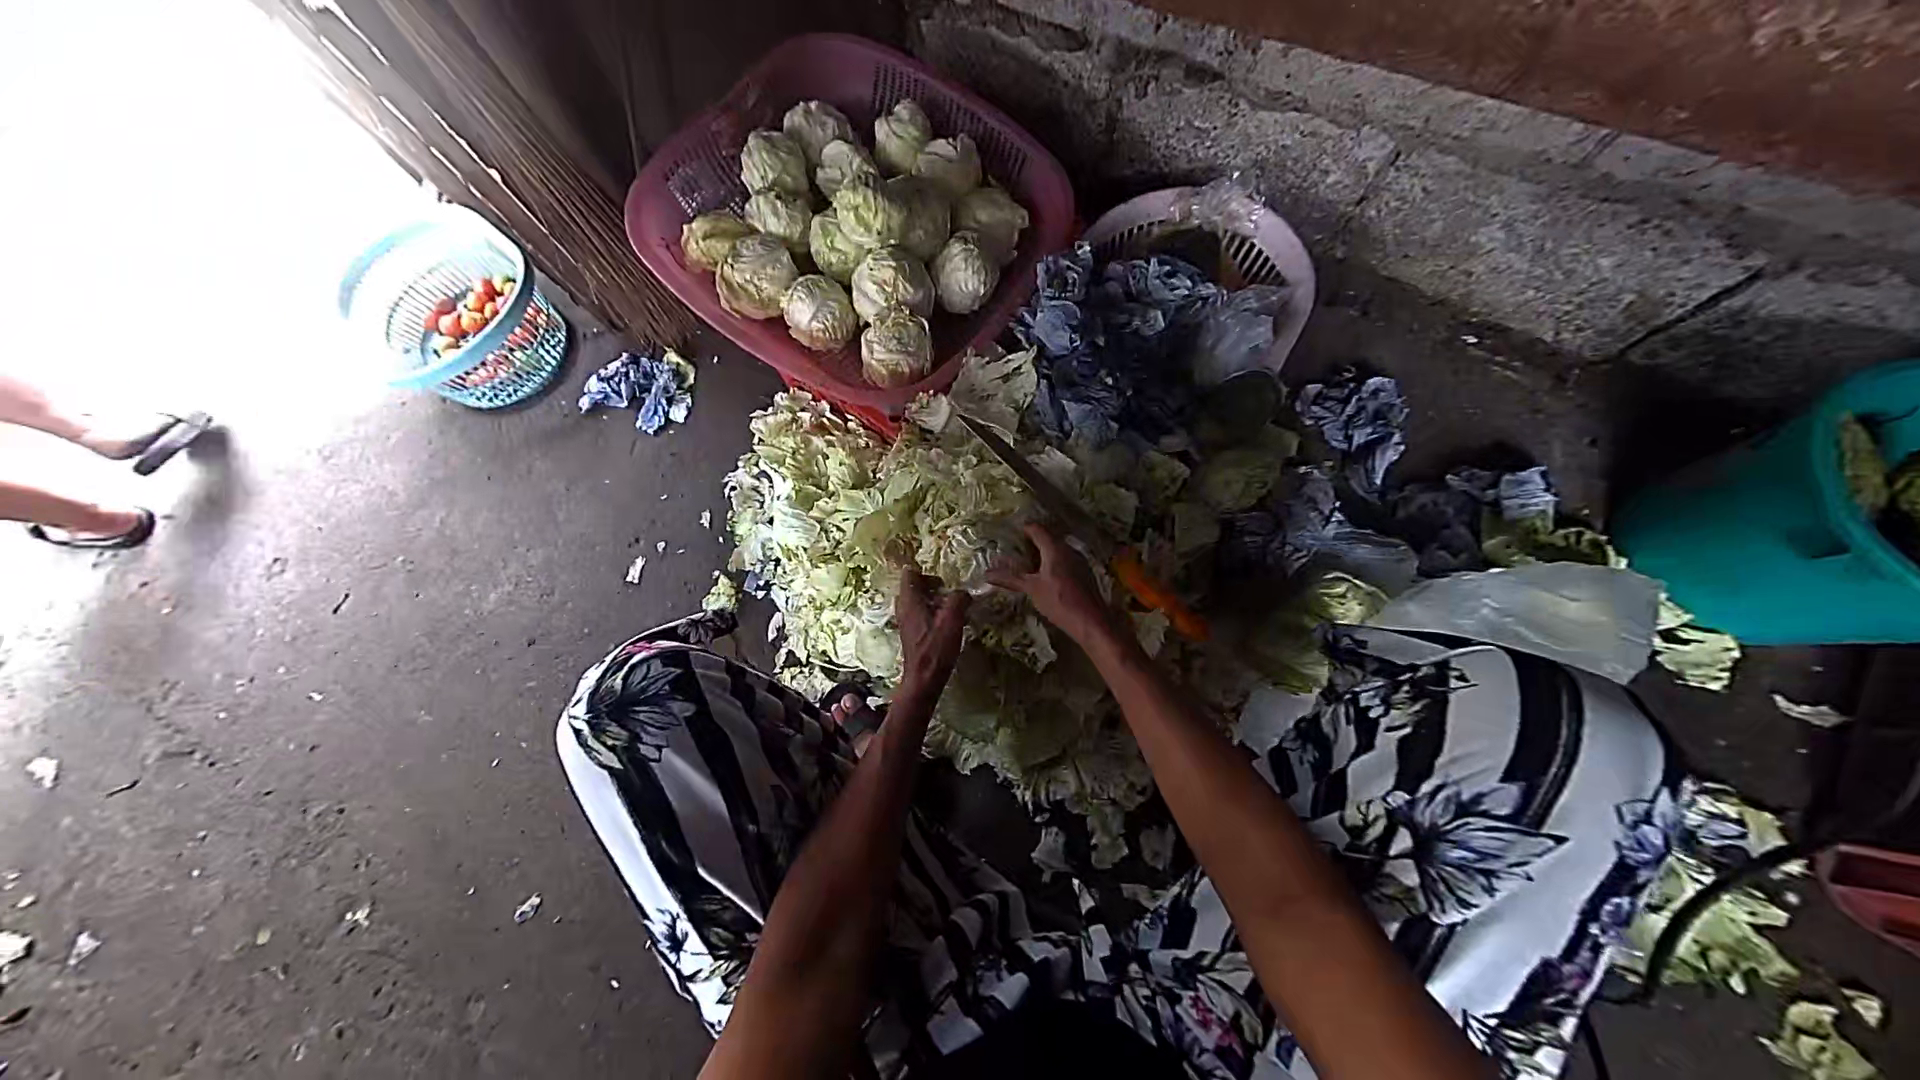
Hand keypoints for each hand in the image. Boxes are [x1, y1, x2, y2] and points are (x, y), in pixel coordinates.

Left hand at [895, 569, 969, 702]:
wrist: (924, 678)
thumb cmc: (936, 648)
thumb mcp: (952, 619)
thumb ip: (958, 599)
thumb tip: (963, 593)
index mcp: (910, 601)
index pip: (909, 574)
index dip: (925, 572)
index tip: (942, 579)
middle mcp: (904, 609)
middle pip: (913, 586)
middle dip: (931, 585)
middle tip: (948, 592)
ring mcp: (906, 621)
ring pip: (917, 601)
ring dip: (933, 600)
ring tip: (950, 607)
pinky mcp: (912, 633)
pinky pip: (919, 613)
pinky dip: (931, 612)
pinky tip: (946, 622)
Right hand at [988, 523, 1123, 646]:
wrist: (1091, 621)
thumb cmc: (1059, 601)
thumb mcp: (1031, 589)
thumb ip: (1010, 579)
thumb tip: (987, 574)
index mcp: (1055, 548)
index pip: (1037, 530)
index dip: (1024, 529)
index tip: (1011, 533)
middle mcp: (1069, 549)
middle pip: (1048, 539)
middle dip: (1032, 543)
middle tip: (1016, 549)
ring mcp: (1079, 561)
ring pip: (1058, 551)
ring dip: (1043, 554)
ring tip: (1028, 563)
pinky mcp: (1084, 573)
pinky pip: (1066, 561)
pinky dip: (1054, 564)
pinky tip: (1046, 577)